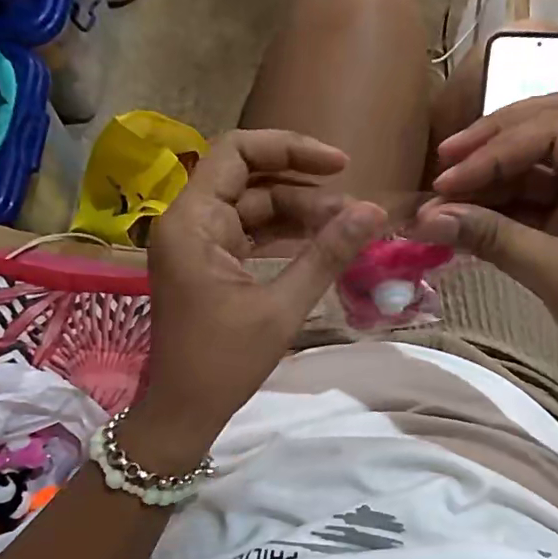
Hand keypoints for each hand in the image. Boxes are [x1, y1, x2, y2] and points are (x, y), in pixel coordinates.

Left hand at [133, 130, 385, 461]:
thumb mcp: (282, 307)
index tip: (340, 164)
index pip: (237, 152)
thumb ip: (326, 255)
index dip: (290, 147)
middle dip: (304, 192)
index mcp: (193, 222)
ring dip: (298, 214)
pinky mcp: (207, 264)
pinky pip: (248, 234)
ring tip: (345, 229)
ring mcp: (196, 244)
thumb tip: (374, 212)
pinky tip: (319, 243)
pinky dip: (283, 236)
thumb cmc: (225, 362)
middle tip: (353, 214)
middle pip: (250, 180)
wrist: (184, 411)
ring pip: (252, 208)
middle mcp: (189, 222)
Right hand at [411, 93, 557, 381]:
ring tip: (451, 192)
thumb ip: (491, 237)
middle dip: (498, 141)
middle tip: (445, 162)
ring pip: (554, 152)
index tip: (445, 179)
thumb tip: (425, 217)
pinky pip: (556, 186)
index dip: (495, 148)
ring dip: (502, 169)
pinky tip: (477, 209)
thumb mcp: (555, 275)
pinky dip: (516, 196)